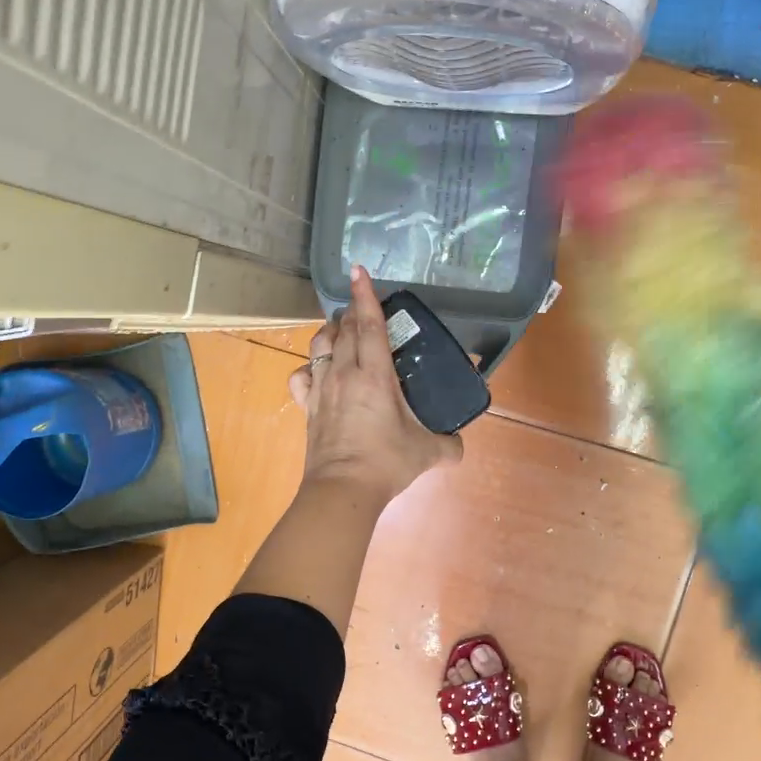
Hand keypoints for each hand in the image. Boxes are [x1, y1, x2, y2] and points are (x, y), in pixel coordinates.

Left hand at [288, 265, 462, 502]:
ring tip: (340, 329)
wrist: (342, 489)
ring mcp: (321, 389)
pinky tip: (317, 369)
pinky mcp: (307, 407)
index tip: (359, 271)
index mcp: (375, 375)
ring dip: (330, 331)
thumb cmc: (387, 463)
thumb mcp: (428, 452)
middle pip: (343, 329)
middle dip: (351, 311)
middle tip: (362, 307)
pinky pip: (301, 376)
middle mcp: (344, 373)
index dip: (366, 296)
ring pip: (320, 346)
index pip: (369, 325)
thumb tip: (459, 446)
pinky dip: (309, 365)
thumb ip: (449, 445)